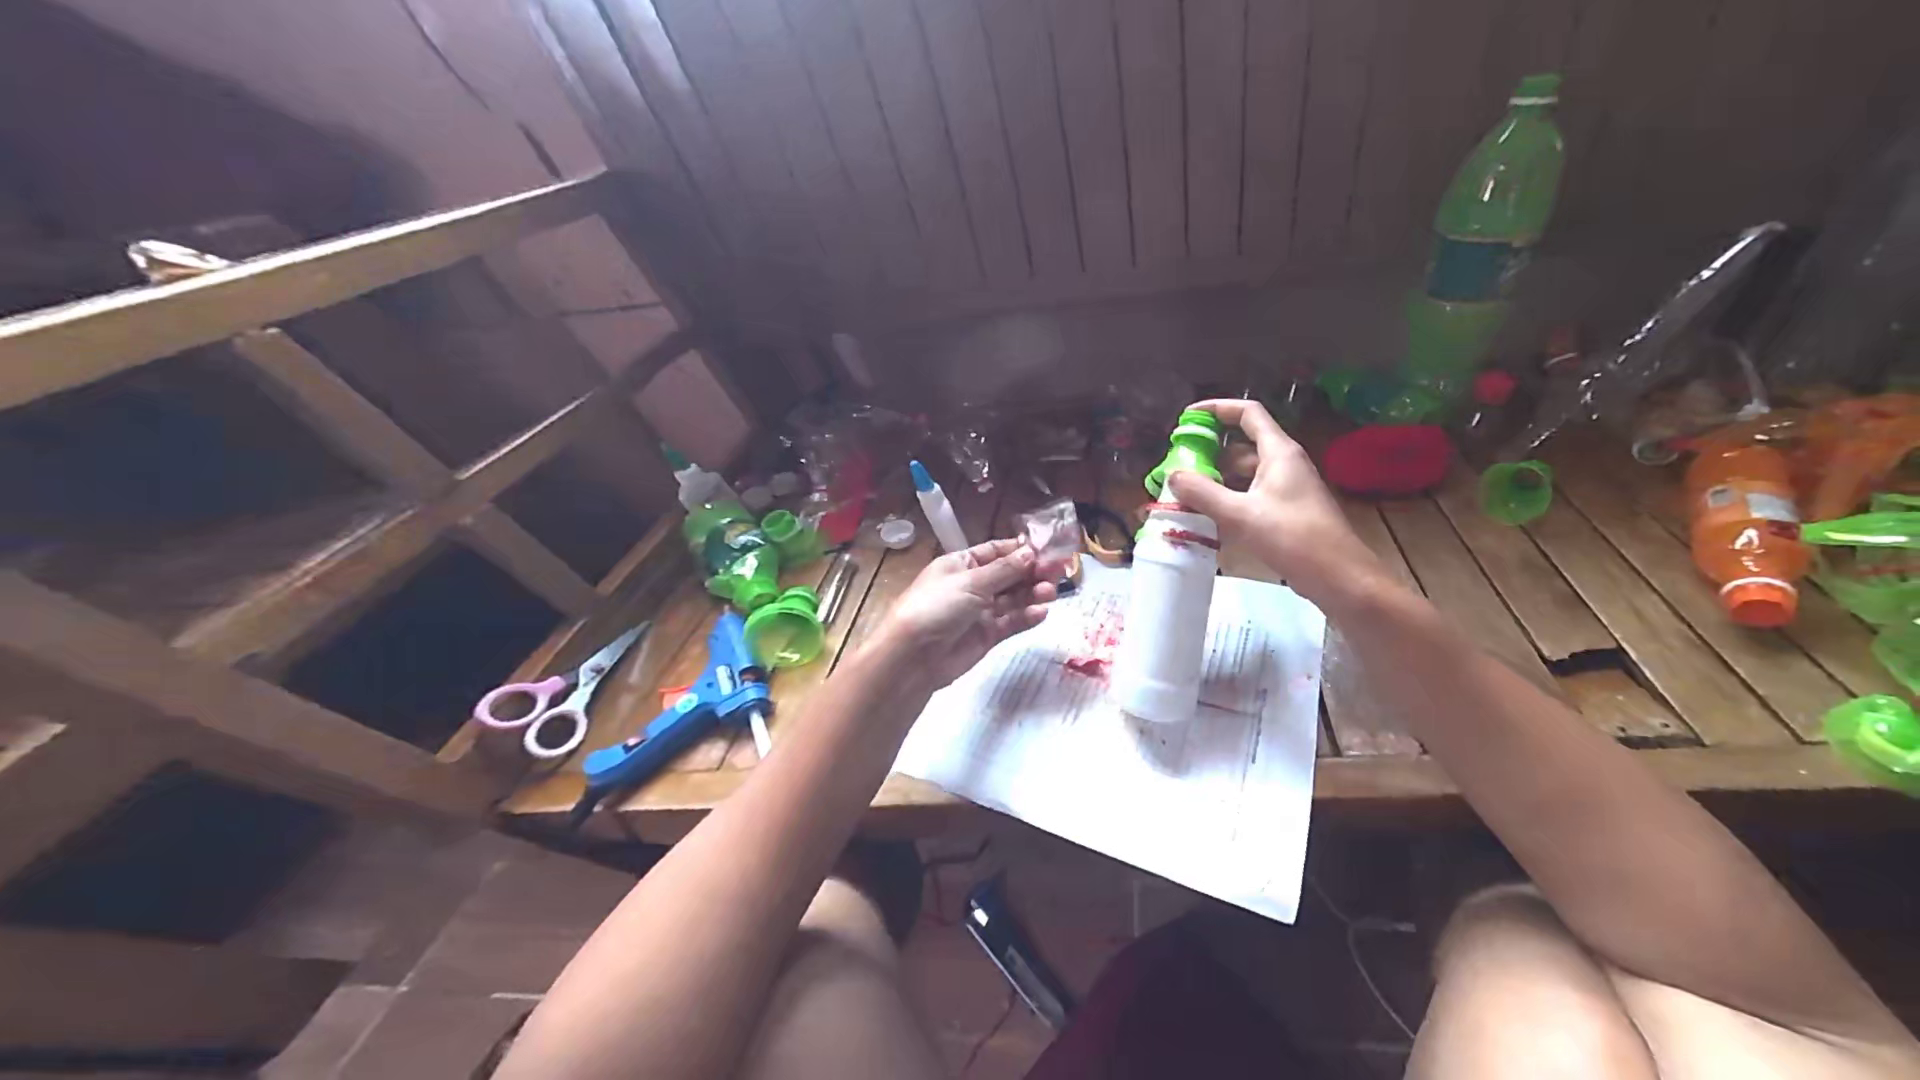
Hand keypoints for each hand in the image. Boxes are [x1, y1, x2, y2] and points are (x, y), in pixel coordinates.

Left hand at [874, 538, 1056, 687]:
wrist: (913, 656)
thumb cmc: (937, 606)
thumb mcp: (971, 581)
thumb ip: (1005, 570)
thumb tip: (1031, 552)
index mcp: (961, 564)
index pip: (996, 552)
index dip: (1020, 550)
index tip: (1047, 549)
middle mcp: (972, 585)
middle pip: (1009, 575)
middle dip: (1032, 572)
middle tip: (1059, 571)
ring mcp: (979, 612)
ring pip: (1013, 599)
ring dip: (1032, 594)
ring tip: (1051, 592)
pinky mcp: (986, 636)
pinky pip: (1010, 623)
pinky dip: (1026, 617)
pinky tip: (1041, 612)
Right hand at [1163, 399, 1386, 606]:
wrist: (1338, 576)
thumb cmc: (1293, 538)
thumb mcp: (1240, 514)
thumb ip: (1202, 493)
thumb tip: (1172, 476)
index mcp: (1279, 452)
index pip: (1248, 413)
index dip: (1217, 409)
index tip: (1187, 419)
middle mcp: (1283, 464)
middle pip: (1241, 446)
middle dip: (1208, 453)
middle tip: (1178, 467)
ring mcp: (1286, 488)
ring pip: (1243, 474)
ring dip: (1215, 480)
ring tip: (1185, 494)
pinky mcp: (1284, 511)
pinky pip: (1249, 496)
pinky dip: (1227, 500)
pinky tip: (1207, 517)